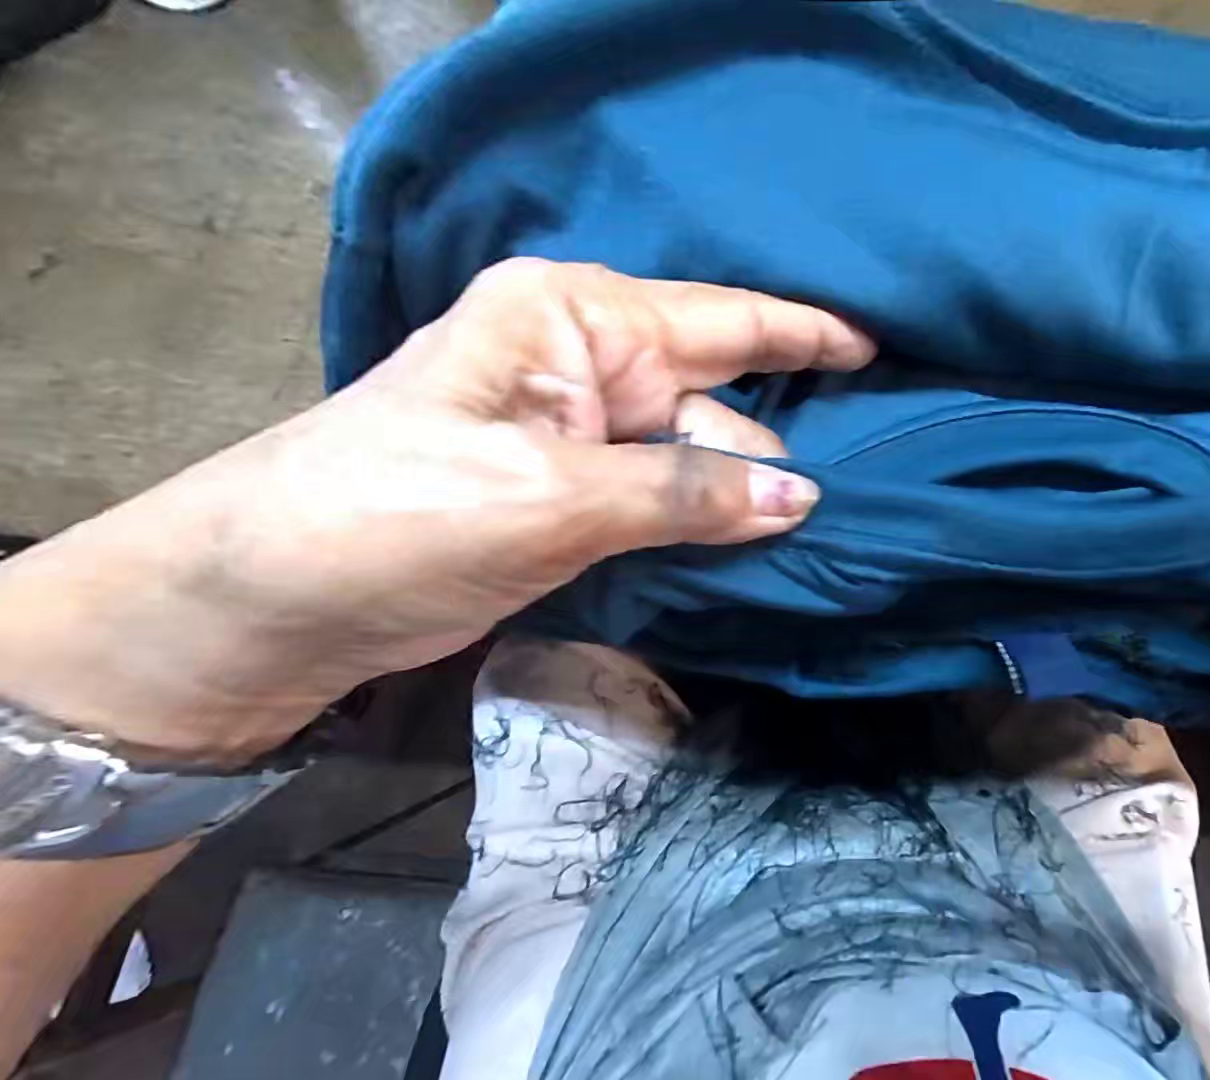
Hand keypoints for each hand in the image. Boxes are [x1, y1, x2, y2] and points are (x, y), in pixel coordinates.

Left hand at [0, 259, 872, 760]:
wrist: (273, 606)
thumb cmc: (391, 517)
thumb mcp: (550, 498)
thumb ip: (688, 494)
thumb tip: (806, 498)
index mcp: (581, 321)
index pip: (723, 320)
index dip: (806, 333)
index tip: (878, 345)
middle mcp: (597, 363)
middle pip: (725, 402)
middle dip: (780, 450)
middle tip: (851, 500)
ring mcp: (597, 433)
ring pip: (710, 459)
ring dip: (751, 498)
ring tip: (811, 538)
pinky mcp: (594, 491)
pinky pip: (685, 496)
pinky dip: (722, 520)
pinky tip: (766, 543)